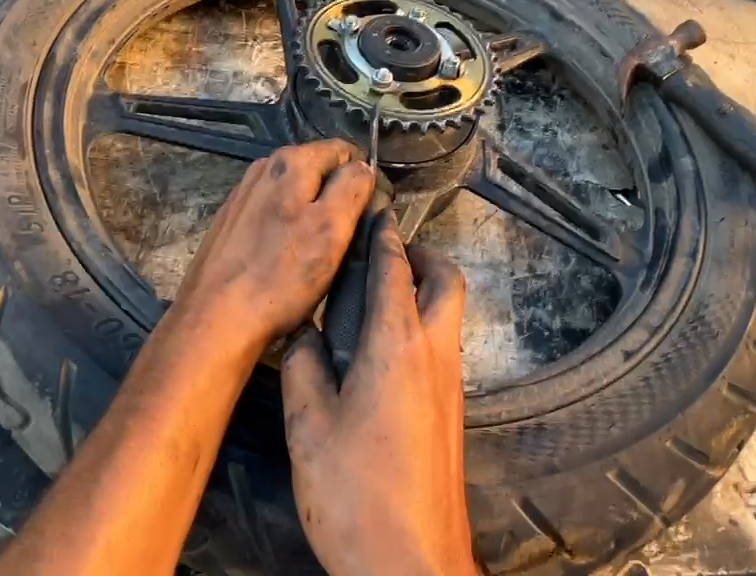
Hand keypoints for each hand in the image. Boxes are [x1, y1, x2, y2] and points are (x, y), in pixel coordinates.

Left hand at [171, 140, 372, 352]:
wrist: (214, 318)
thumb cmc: (280, 276)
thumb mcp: (331, 229)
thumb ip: (352, 187)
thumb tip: (362, 167)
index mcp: (290, 161)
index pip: (345, 152)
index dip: (364, 180)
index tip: (368, 215)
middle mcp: (263, 167)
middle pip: (319, 171)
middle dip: (338, 198)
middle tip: (346, 240)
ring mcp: (244, 193)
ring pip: (296, 193)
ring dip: (313, 215)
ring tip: (319, 254)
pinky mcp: (231, 220)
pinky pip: (274, 212)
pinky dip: (288, 228)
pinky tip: (288, 258)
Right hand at [281, 215, 476, 575]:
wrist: (411, 562)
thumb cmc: (356, 490)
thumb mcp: (309, 425)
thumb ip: (304, 366)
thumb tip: (304, 334)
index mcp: (398, 344)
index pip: (397, 269)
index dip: (386, 236)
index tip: (376, 214)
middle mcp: (434, 353)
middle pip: (446, 280)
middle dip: (422, 255)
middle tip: (389, 253)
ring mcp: (450, 383)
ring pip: (450, 312)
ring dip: (426, 289)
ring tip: (382, 295)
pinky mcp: (452, 411)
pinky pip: (444, 344)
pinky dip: (424, 323)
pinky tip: (387, 350)